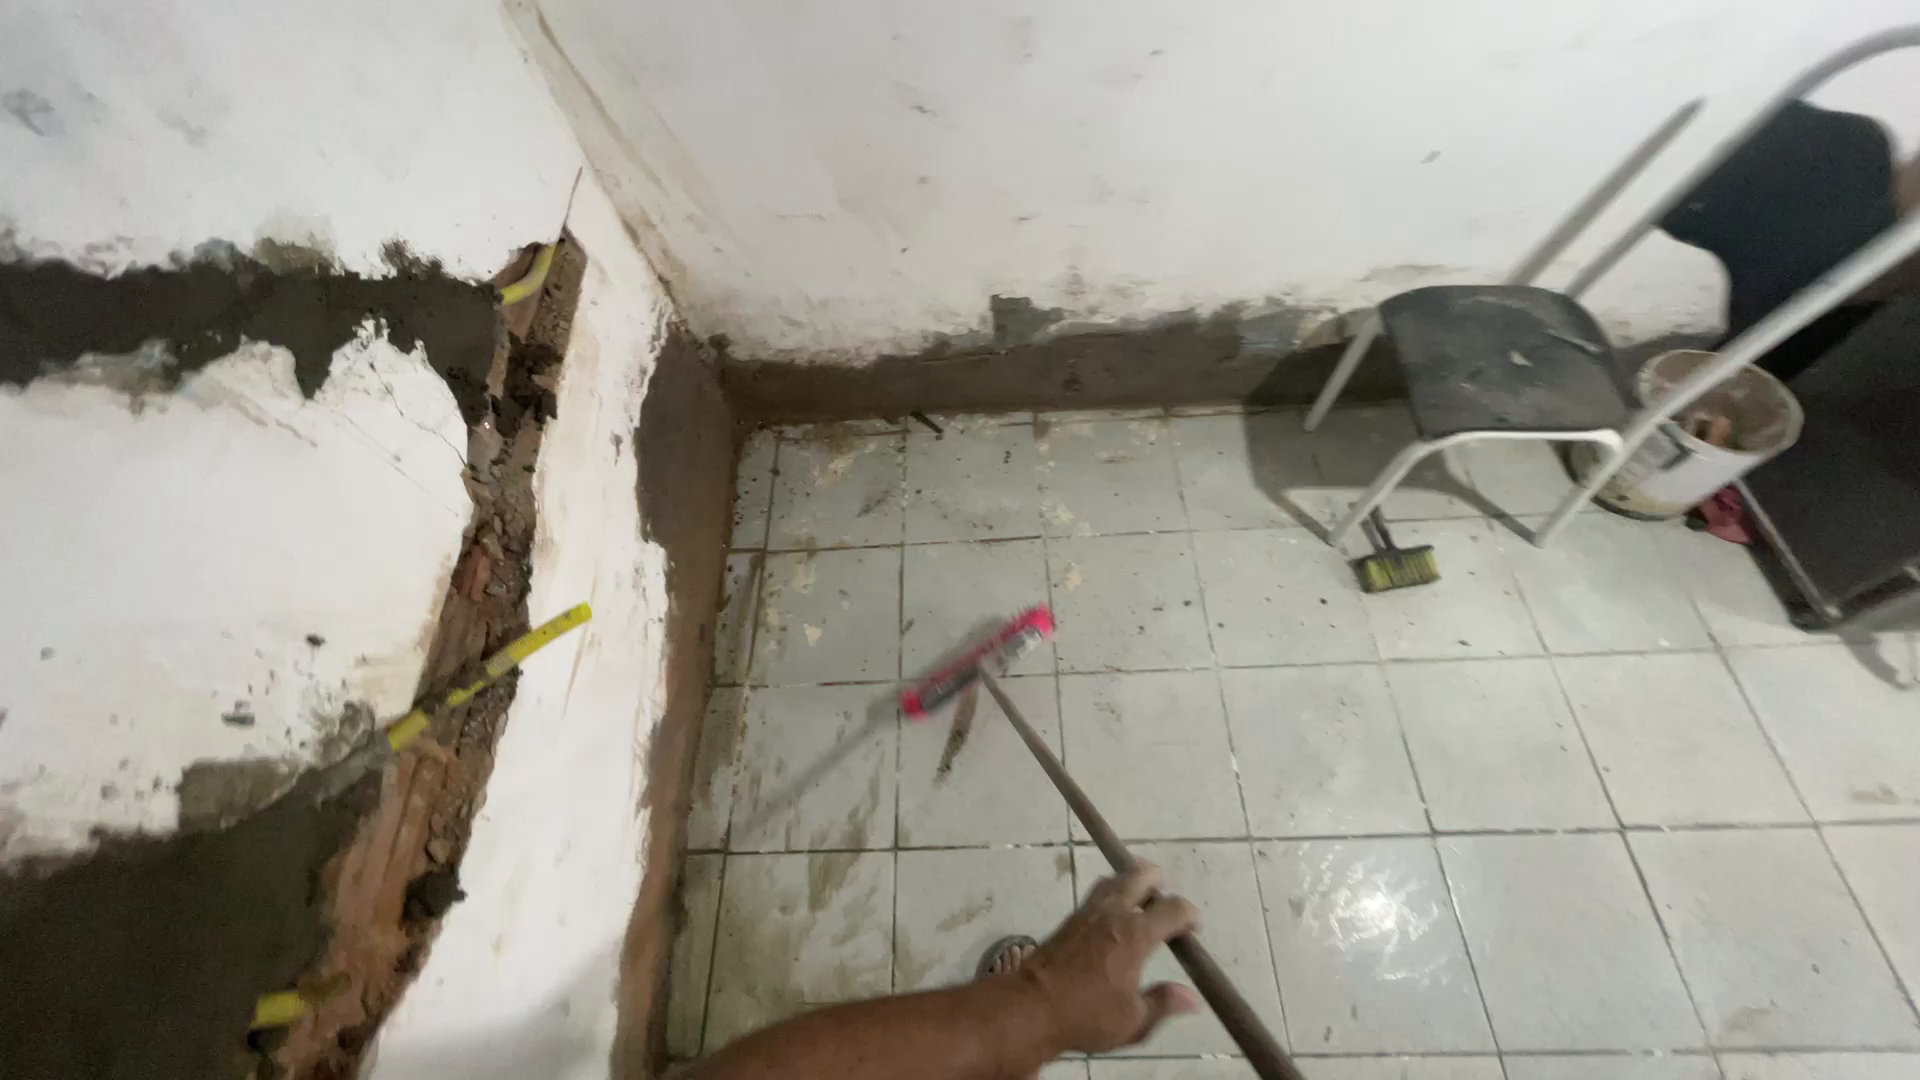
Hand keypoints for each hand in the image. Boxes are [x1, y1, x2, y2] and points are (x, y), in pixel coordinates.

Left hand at [1019, 860, 1202, 1053]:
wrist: (1034, 1003)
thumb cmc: (1088, 1015)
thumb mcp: (1133, 1021)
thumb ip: (1163, 1003)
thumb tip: (1191, 997)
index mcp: (1135, 935)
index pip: (1170, 910)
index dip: (1188, 913)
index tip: (1195, 925)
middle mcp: (1112, 913)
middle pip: (1137, 877)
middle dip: (1155, 877)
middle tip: (1164, 883)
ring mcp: (1088, 911)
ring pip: (1113, 880)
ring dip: (1129, 878)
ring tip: (1140, 885)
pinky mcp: (1070, 917)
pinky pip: (1096, 891)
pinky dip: (1111, 889)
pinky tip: (1112, 905)